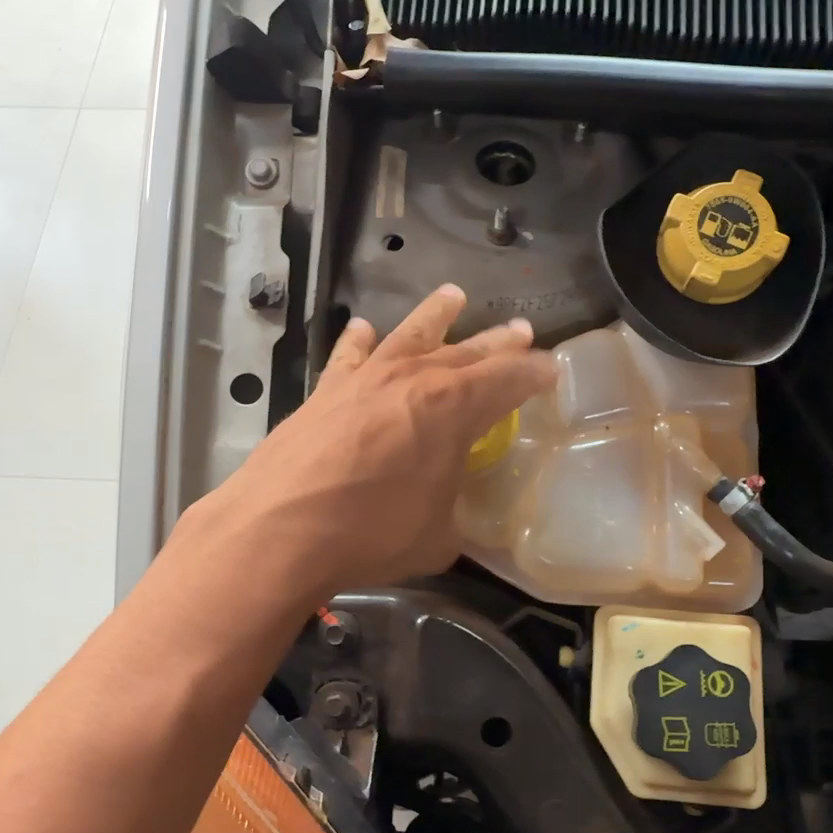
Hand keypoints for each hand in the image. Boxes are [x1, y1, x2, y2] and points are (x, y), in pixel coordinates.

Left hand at [173, 284, 555, 603]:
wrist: (280, 529)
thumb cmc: (372, 533)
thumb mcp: (437, 537)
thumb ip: (454, 515)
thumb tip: (452, 516)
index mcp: (455, 408)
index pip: (509, 379)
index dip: (535, 373)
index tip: (552, 369)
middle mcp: (413, 379)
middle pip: (467, 351)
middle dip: (499, 342)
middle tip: (521, 330)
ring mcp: (366, 379)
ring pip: (410, 335)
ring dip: (436, 316)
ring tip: (454, 296)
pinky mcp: (326, 391)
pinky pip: (350, 354)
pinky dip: (360, 341)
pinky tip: (364, 329)